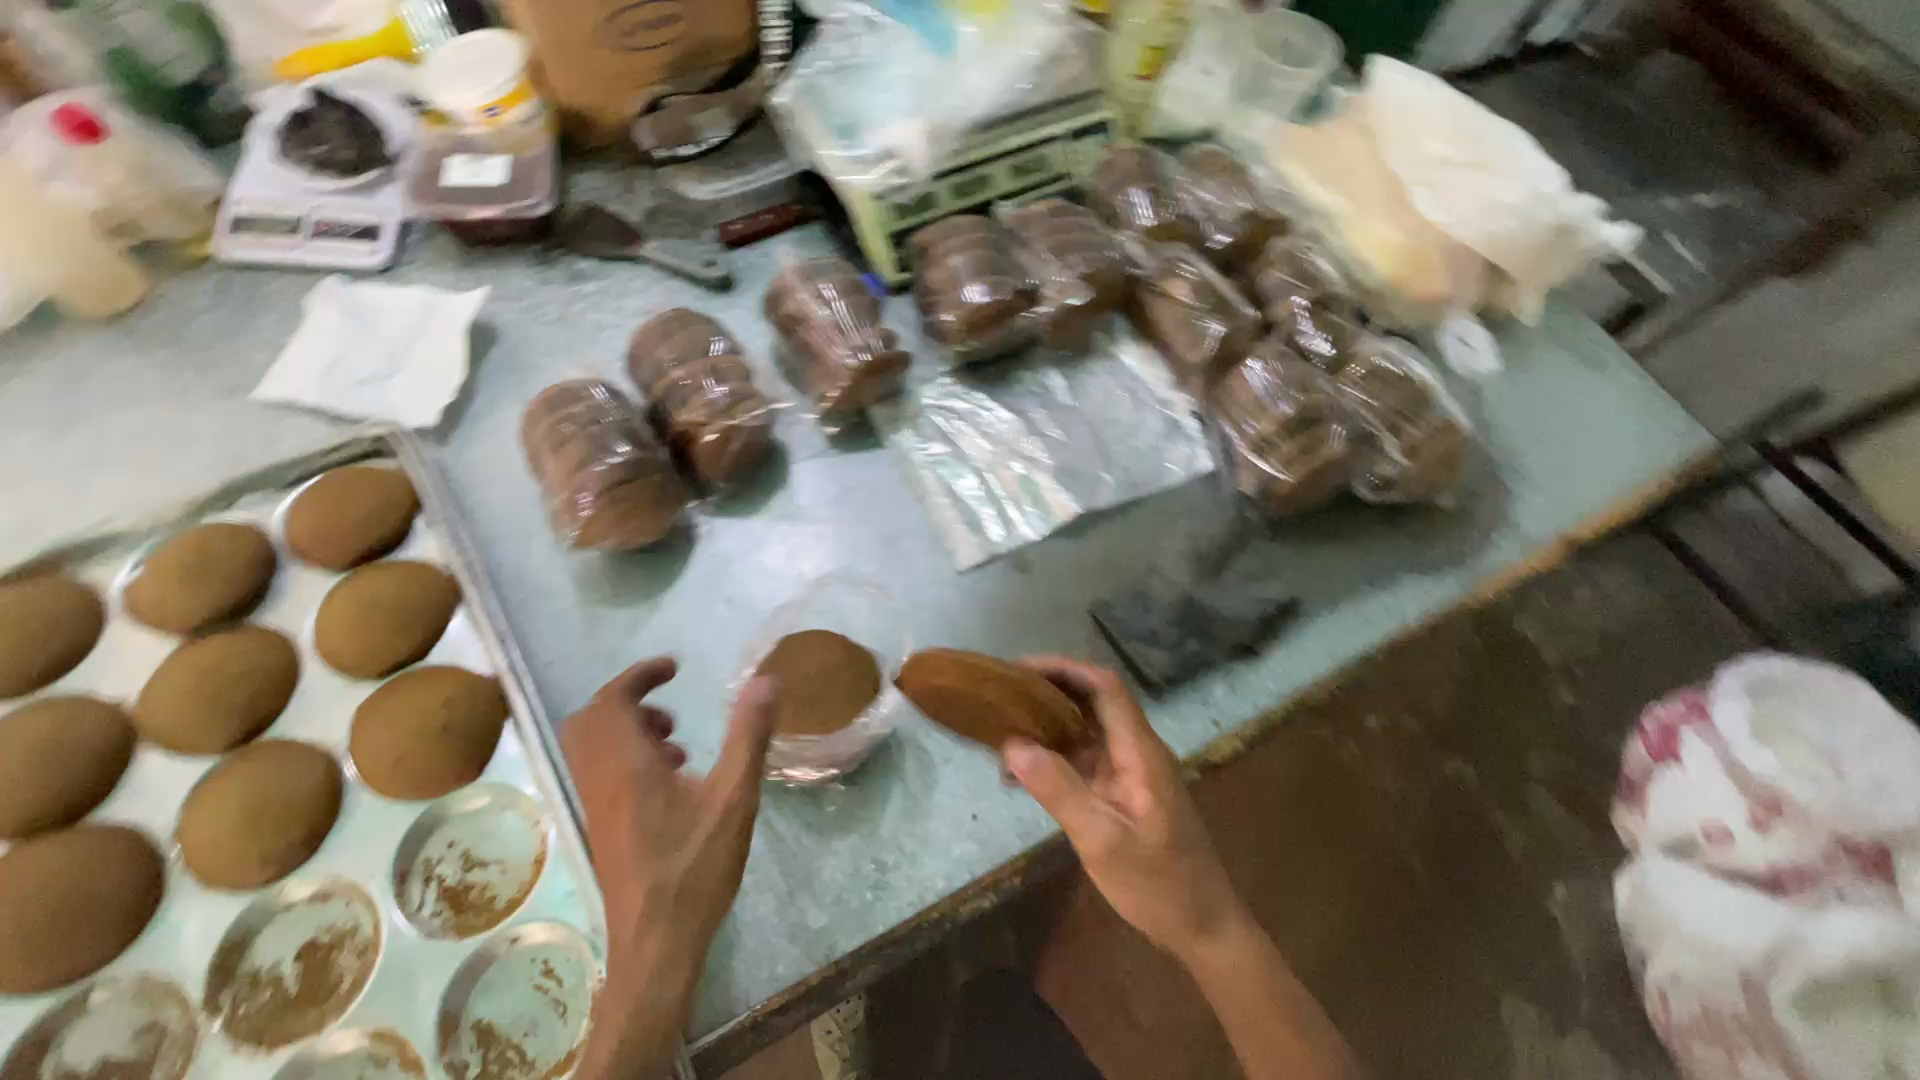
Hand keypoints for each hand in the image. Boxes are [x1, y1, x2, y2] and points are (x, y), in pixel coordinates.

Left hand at [561, 658, 776, 1077]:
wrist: (655, 942)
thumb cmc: (695, 868)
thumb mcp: (734, 797)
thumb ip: (748, 735)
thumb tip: (764, 680)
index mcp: (625, 766)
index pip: (611, 700)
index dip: (639, 675)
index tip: (675, 668)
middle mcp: (600, 780)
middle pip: (591, 719)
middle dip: (629, 701)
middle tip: (671, 710)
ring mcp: (596, 807)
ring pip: (593, 748)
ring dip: (629, 731)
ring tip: (677, 745)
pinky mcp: (602, 828)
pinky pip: (602, 773)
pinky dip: (629, 758)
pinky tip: (673, 782)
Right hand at [1004, 656, 1247, 961]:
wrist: (1203, 927)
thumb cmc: (1158, 885)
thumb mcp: (1102, 841)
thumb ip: (1059, 790)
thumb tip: (1013, 745)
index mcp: (1140, 752)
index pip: (1104, 688)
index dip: (1064, 669)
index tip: (1019, 670)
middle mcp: (1137, 752)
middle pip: (1094, 702)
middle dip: (1049, 693)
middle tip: (1001, 697)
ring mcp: (1132, 773)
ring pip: (1087, 732)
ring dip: (1047, 727)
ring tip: (1001, 732)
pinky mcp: (1124, 794)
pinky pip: (1086, 762)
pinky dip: (1054, 760)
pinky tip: (1021, 774)